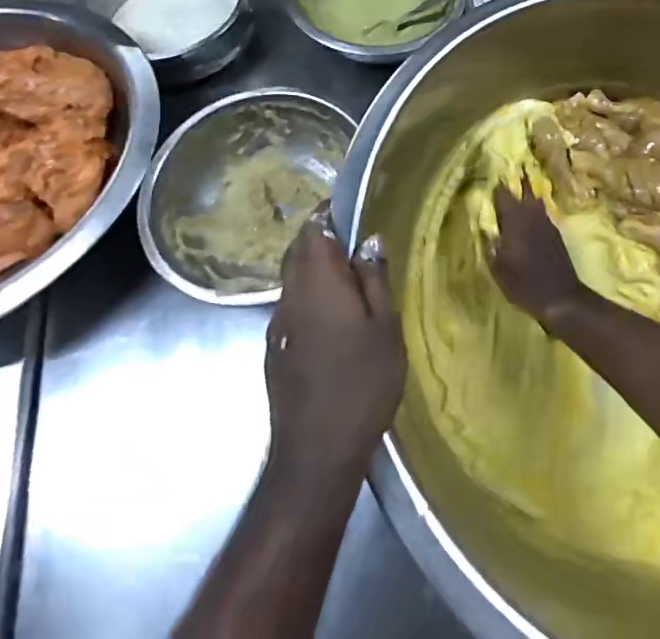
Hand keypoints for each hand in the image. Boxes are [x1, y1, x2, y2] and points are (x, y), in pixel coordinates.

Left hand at [265, 207, 405, 476]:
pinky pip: (291, 304)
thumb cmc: (362, 382)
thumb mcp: (385, 327)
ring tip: (348, 274)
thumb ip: (374, 279)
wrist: (316, 449)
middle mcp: (290, 295)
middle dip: (320, 237)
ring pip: (291, 278)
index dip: (328, 214)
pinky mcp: (274, 347)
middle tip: (354, 239)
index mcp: (317, 282)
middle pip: (297, 251)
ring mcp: (277, 323)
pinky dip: (309, 293)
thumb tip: (369, 241)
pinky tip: (332, 313)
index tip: (350, 210)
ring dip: (314, 266)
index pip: (313, 229)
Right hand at [489, 183, 590, 329]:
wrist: (561, 296)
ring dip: (529, 191)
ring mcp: (546, 223)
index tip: (491, 177)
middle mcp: (531, 216)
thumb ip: (491, 246)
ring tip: (522, 183)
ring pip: (536, 199)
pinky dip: (536, 206)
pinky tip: (533, 209)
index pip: (503, 196)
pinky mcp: (556, 232)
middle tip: (510, 171)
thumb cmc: (524, 285)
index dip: (496, 186)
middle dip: (516, 181)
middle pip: (524, 191)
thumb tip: (486, 229)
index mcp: (514, 222)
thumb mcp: (498, 269)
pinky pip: (543, 211)